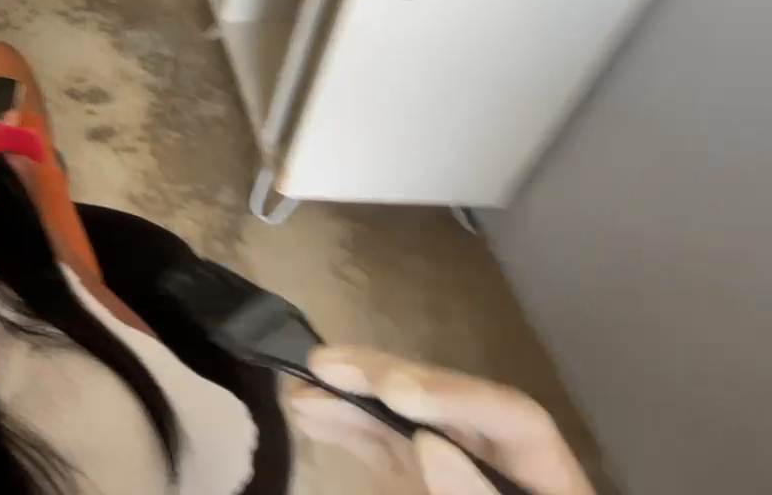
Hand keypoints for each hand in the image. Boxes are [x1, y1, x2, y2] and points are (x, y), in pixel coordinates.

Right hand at [288, 347, 594, 494]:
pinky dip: (343, 426)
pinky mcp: (420, 483)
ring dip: (347, 398)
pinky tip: (308, 414)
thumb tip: (429, 443)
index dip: (450, 394)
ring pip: (403, 419)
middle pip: (446, 404)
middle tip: (322, 365)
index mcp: (548, 483)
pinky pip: (383, 447)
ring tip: (300, 391)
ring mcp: (459, 472)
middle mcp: (503, 467)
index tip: (390, 392)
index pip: (513, 417)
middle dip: (378, 378)